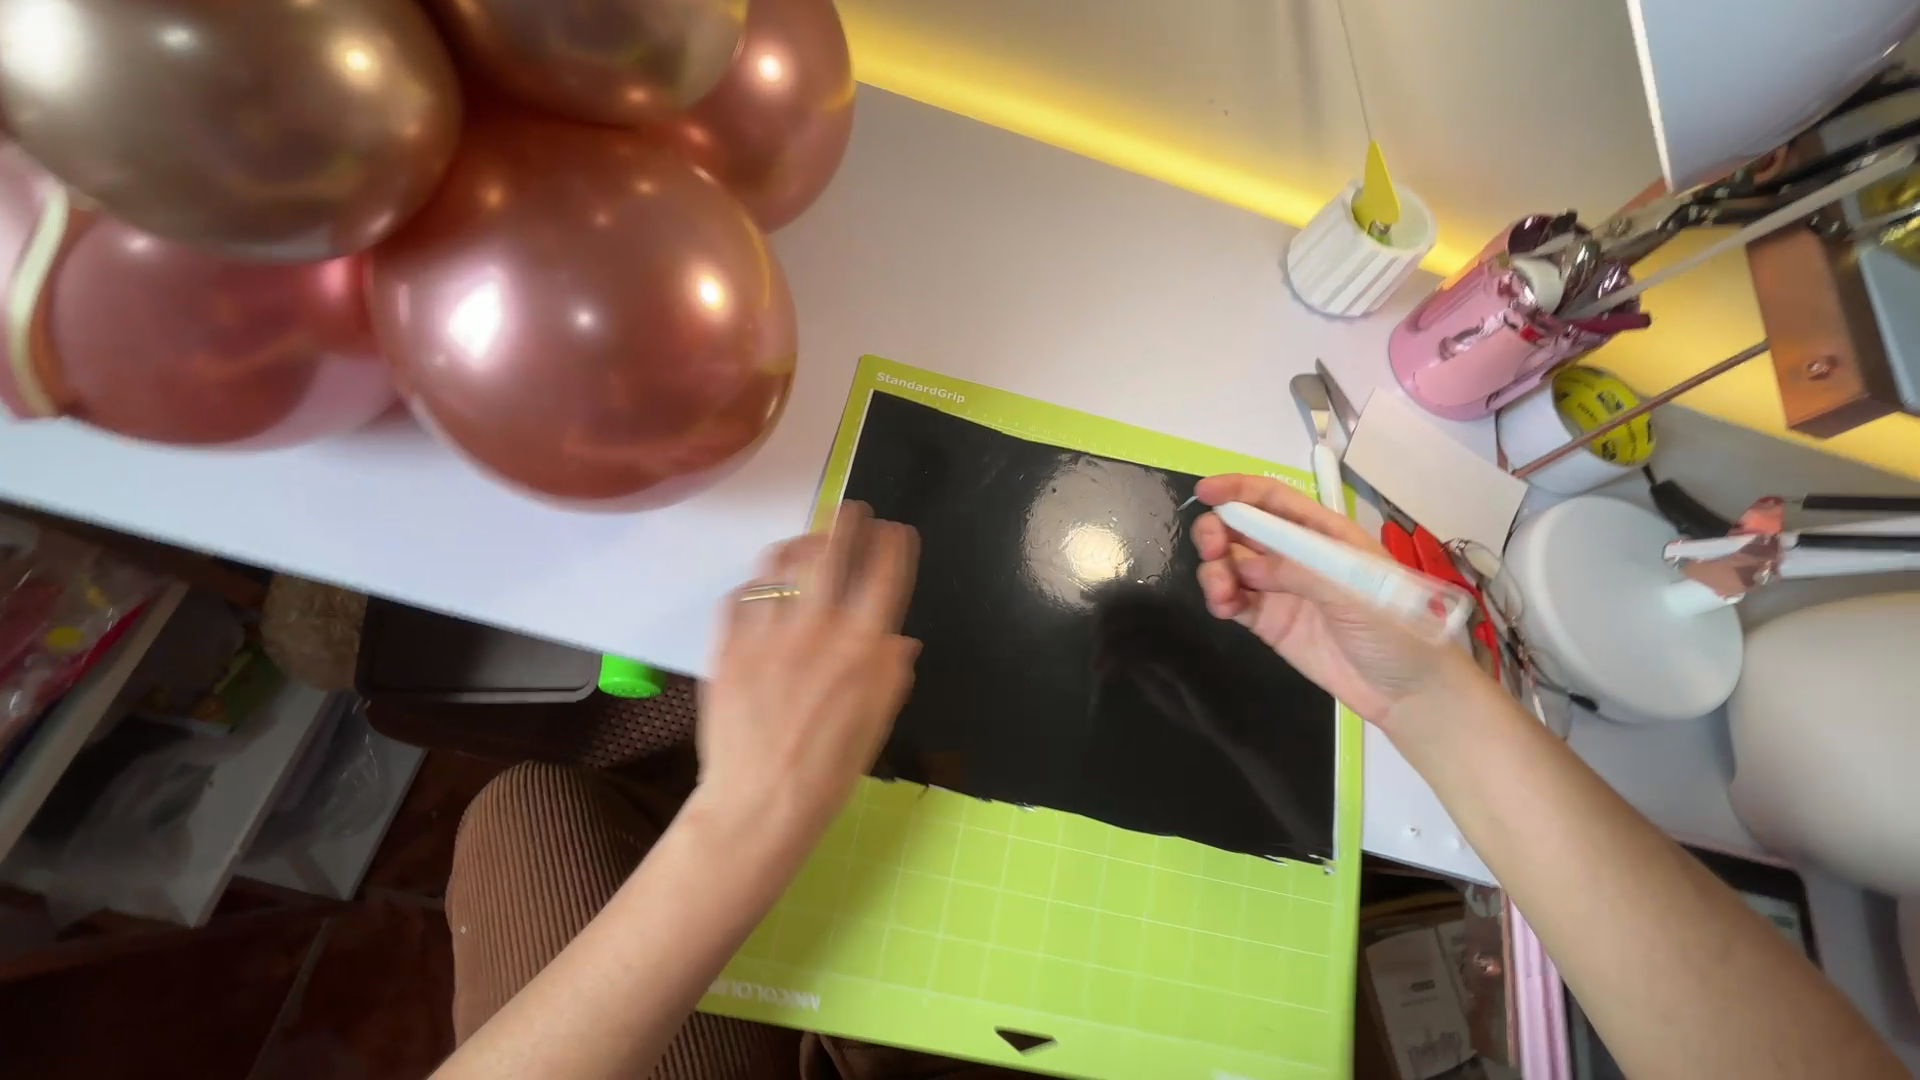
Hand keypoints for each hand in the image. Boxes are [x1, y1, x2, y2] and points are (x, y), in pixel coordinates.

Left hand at [697, 502, 920, 843]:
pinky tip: (764, 588)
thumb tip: (900, 639)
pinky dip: (756, 583)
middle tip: (850, 509)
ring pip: (781, 564)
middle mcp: (816, 630)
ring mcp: (767, 634)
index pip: (884, 576)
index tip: (896, 528)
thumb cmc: (830, 770)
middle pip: (831, 552)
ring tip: (805, 542)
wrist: (760, 803)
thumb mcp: (876, 723)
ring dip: (799, 543)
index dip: (893, 544)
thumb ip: (891, 674)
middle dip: (846, 521)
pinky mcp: (728, 646)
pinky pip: (740, 595)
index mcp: (862, 649)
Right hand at [1190, 474, 1477, 728]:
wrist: (1410, 692)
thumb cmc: (1399, 630)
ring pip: (1229, 564)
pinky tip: (1223, 608)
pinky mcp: (1268, 622)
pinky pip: (1232, 600)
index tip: (1204, 491)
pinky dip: (1219, 599)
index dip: (1239, 490)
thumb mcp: (1358, 593)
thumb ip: (1301, 572)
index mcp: (1324, 534)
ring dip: (1215, 570)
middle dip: (1218, 531)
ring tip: (1222, 593)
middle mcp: (1295, 555)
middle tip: (1211, 549)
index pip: (1275, 500)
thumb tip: (1245, 566)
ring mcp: (1278, 589)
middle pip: (1242, 529)